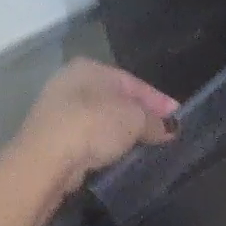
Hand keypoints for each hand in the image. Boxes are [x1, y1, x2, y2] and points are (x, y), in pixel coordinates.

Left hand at [15, 58, 178, 189]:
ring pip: (100, 118)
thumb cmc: (93, 125)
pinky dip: (104, 143)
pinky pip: (87, 137)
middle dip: (140, 114)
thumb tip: (169, 128)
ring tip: (143, 145)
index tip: (178, 115)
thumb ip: (154, 121)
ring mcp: (57, 110)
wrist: (47, 157)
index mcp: (89, 68)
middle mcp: (70, 83)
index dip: (157, 99)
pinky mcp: (52, 137)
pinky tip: (116, 154)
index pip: (132, 81)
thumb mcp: (134, 119)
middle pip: (115, 99)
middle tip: (163, 130)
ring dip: (121, 131)